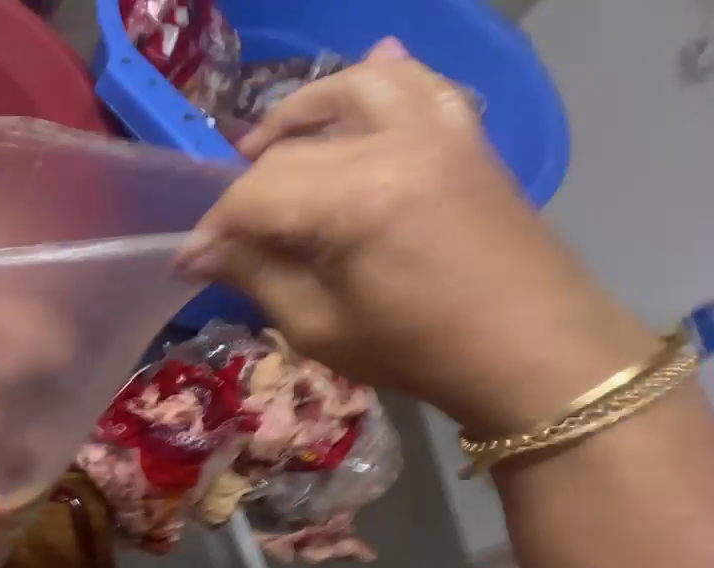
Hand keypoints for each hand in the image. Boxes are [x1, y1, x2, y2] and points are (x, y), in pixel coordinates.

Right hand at [181, 40, 652, 435]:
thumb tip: (199, 254)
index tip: (186, 264)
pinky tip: (364, 72)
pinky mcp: (465, 139)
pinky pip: (421, 84)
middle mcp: (397, 148)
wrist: (528, 348)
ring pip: (357, 86)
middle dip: (242, 192)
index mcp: (356, 202)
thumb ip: (255, 274)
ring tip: (266, 146)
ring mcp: (439, 134)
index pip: (254, 195)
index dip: (210, 229)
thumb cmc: (413, 348)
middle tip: (222, 238)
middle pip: (292, 149)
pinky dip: (384, 76)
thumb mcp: (314, 325)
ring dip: (302, 110)